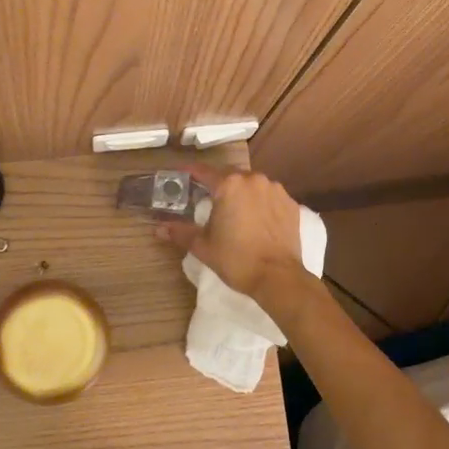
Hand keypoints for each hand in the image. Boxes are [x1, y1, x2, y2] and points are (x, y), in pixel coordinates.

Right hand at [156, 165, 304, 303]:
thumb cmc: (236, 259)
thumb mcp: (203, 246)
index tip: (181, 174)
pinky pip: (269, 196)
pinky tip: (256, 218)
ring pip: (252, 184)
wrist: (278, 277)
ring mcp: (275, 190)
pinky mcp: (291, 203)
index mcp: (229, 185)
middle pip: (230, 175)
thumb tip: (157, 229)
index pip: (204, 171)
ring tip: (234, 209)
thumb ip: (180, 232)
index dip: (190, 172)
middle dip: (217, 183)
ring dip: (241, 192)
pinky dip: (260, 202)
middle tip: (207, 196)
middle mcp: (253, 180)